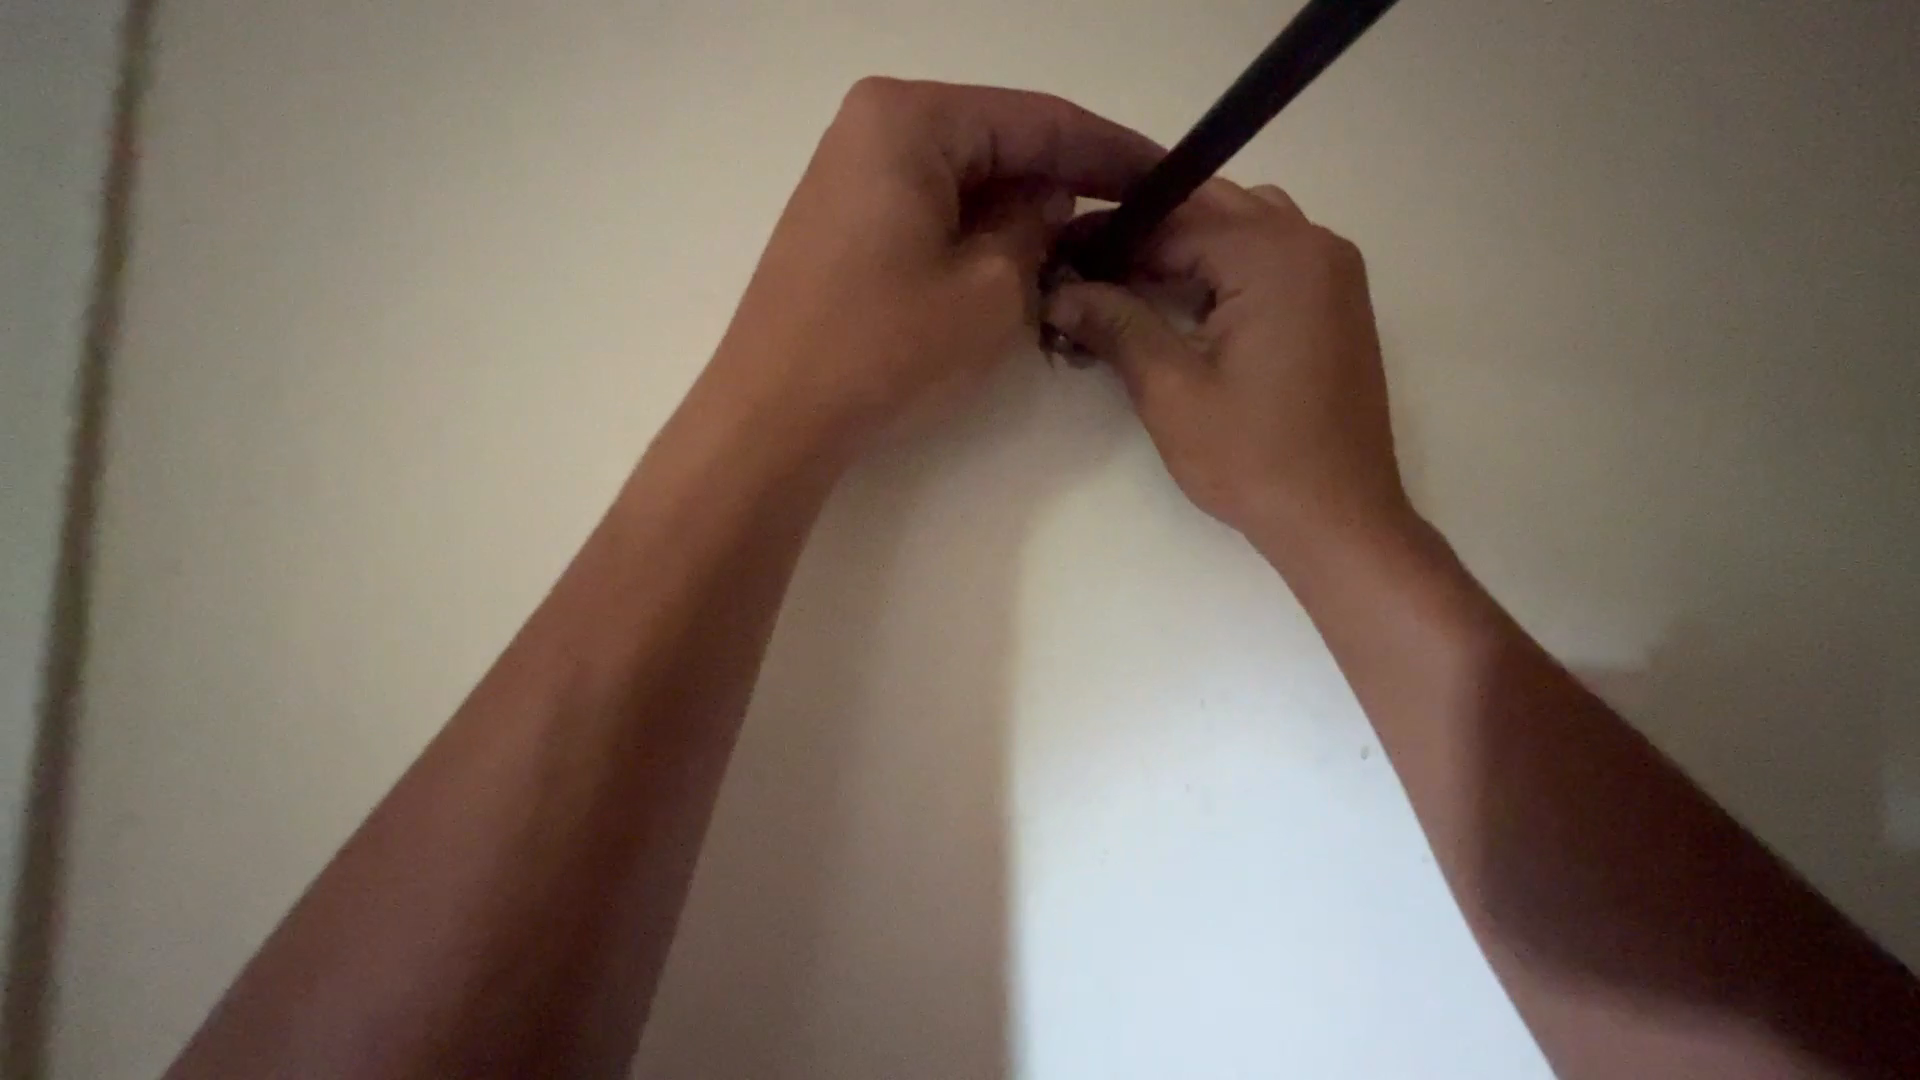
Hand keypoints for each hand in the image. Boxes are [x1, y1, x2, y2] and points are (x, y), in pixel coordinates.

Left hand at [700, 78, 1161, 460]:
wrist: (777, 416)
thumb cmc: (885, 347)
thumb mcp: (992, 288)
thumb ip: (1036, 230)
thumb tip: (1046, 205)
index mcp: (909, 118)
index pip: (1037, 119)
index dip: (1111, 151)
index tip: (1171, 177)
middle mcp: (874, 128)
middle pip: (999, 147)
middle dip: (1064, 188)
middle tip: (1131, 230)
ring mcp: (852, 178)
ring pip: (966, 187)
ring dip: (1022, 222)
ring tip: (1081, 262)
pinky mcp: (845, 227)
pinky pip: (932, 217)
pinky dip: (978, 242)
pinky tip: (1015, 275)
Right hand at [1044, 180, 1412, 559]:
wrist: (1336, 516)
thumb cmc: (1252, 458)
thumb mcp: (1171, 391)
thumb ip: (1116, 326)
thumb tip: (1059, 294)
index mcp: (1274, 256)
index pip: (1174, 219)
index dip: (1108, 236)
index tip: (1058, 257)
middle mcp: (1312, 244)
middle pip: (1212, 207)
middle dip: (1145, 231)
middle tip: (1086, 265)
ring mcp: (1332, 272)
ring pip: (1243, 226)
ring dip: (1186, 243)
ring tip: (1131, 282)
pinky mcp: (1335, 302)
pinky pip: (1270, 256)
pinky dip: (1223, 265)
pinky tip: (1185, 303)